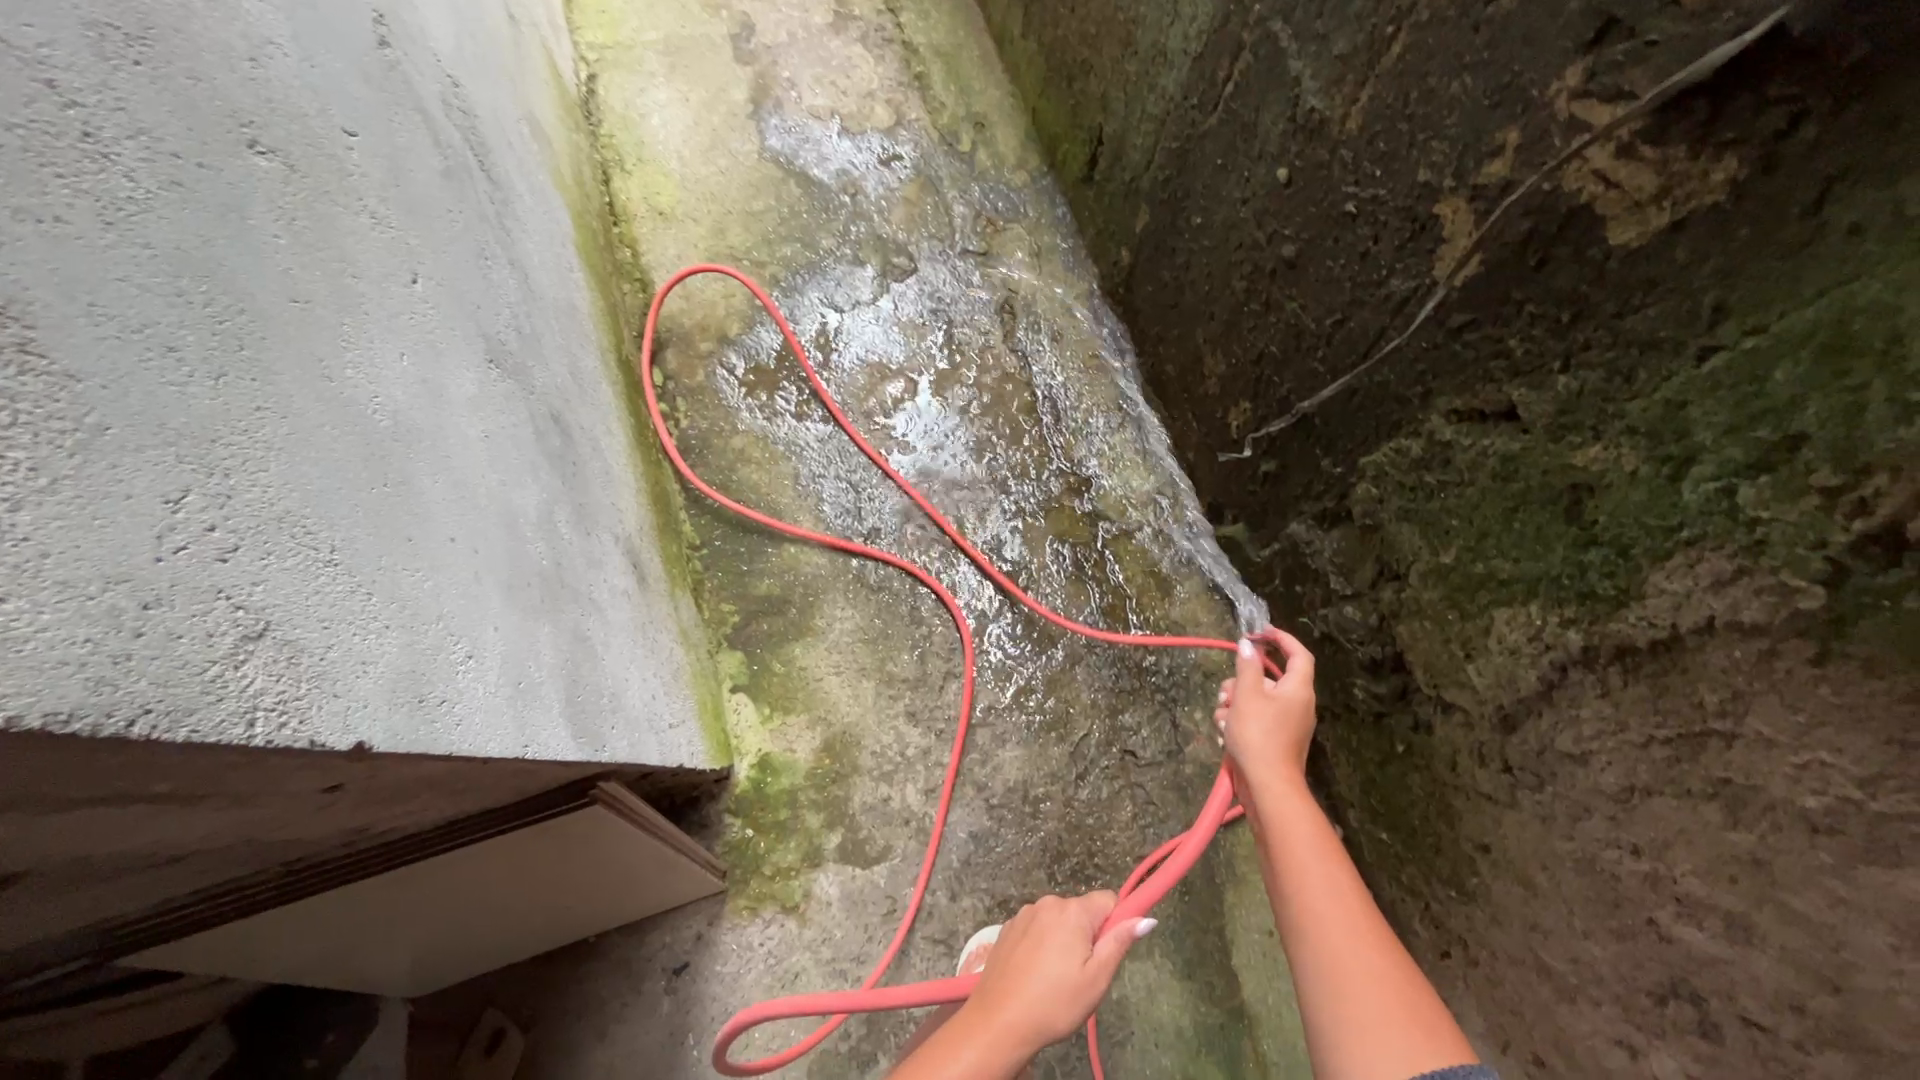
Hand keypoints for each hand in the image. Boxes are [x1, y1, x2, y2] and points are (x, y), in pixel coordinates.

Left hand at [961, 891, 1152, 1055]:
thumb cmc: (1055, 1003)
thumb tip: (1146, 918)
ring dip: (1064, 940)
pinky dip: (1042, 943)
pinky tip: (1035, 973)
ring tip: (1056, 978)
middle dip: (1088, 935)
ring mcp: (1024, 914)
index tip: (1107, 952)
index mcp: (1072, 911)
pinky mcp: (1008, 928)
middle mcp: (1047, 903)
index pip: (1108, 899)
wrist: (999, 1021)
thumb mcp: (1097, 979)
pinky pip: (1037, 927)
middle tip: (1081, 973)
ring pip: (1058, 920)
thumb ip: (1120, 942)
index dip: (1115, 923)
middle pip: (1082, 911)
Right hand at [1214, 627, 1316, 788]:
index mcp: (1298, 689)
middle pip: (1267, 679)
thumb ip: (1247, 667)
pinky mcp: (1274, 740)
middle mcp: (1297, 704)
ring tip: (1223, 719)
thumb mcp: (1247, 695)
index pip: (1299, 654)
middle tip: (1225, 692)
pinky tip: (1226, 733)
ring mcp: (1286, 724)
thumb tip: (1248, 645)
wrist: (1267, 785)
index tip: (1259, 633)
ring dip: (1234, 704)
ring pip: (1255, 700)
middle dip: (1241, 682)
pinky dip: (1238, 722)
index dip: (1282, 639)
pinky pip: (1254, 720)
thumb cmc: (1259, 735)